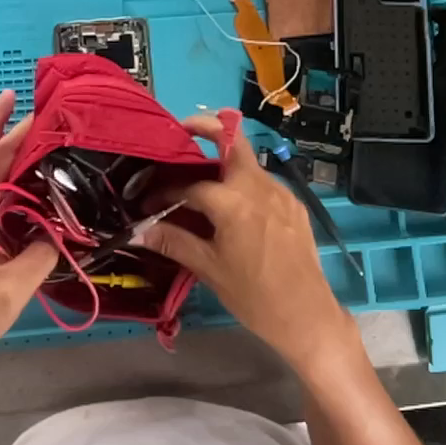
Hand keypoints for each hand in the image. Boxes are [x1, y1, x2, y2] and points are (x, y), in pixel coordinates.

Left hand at [0, 90, 57, 370]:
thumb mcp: (11, 288)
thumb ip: (41, 255)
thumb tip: (66, 229)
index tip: (8, 95)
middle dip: (18, 134)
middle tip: (52, 117)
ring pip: (3, 182)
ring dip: (24, 159)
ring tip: (57, 145)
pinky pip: (9, 204)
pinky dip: (28, 188)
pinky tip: (50, 191)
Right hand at [137, 116, 359, 366]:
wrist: (307, 317)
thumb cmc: (254, 296)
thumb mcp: (209, 268)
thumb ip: (173, 242)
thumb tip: (138, 231)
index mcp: (233, 201)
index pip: (190, 186)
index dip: (165, 193)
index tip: (149, 204)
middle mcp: (259, 186)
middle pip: (232, 140)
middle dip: (206, 127)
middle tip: (182, 131)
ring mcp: (281, 192)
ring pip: (247, 162)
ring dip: (224, 162)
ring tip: (201, 180)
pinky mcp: (293, 204)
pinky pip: (263, 182)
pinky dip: (243, 184)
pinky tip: (233, 207)